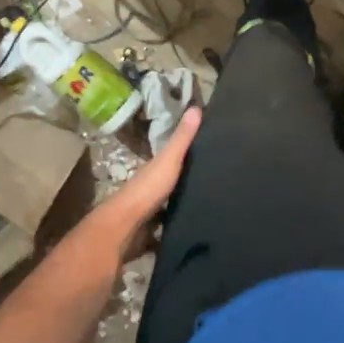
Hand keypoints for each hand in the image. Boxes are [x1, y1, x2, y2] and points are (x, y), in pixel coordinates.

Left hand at [103, 107, 200, 236]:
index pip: (174, 157)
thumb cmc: (147, 190)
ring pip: (168, 208)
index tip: (212, 151)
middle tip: (218, 183)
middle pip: (171, 184)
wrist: (125, 228)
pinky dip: (176, 233)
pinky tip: (194, 235)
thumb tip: (196, 107)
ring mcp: (148, 214)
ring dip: (182, 209)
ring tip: (211, 209)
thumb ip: (181, 139)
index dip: (189, 153)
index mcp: (154, 169)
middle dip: (188, 184)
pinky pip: (165, 232)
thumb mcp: (168, 160)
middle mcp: (149, 189)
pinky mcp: (149, 235)